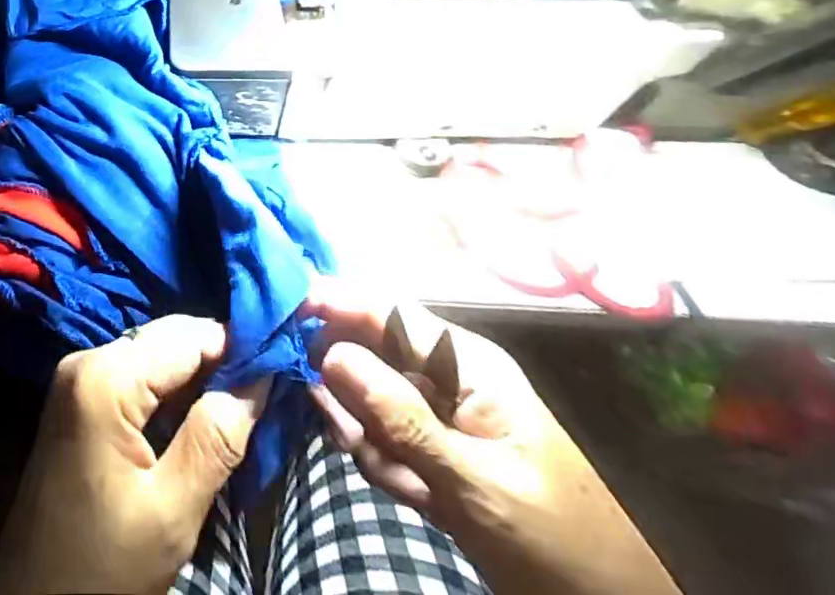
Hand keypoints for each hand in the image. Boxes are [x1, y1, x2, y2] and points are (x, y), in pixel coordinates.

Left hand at [0, 316, 269, 594]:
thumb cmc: (100, 570)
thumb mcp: (171, 511)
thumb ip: (217, 436)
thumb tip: (263, 373)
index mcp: (106, 378)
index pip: (193, 336)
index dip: (241, 350)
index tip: (280, 373)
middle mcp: (88, 360)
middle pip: (174, 339)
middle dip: (222, 362)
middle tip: (264, 395)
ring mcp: (80, 378)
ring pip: (161, 355)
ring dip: (201, 378)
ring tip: (240, 408)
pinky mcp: (81, 399)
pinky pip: (142, 376)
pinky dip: (175, 392)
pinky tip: (200, 418)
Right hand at [305, 282, 678, 594]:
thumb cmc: (550, 533)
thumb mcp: (472, 480)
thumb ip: (400, 417)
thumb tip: (331, 354)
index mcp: (467, 362)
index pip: (389, 313)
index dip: (337, 302)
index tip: (285, 305)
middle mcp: (447, 375)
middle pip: (371, 356)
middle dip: (354, 398)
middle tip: (357, 439)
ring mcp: (437, 411)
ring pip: (371, 403)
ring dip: (374, 443)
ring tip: (408, 483)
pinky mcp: (431, 445)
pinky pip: (384, 437)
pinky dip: (386, 465)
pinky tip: (415, 494)